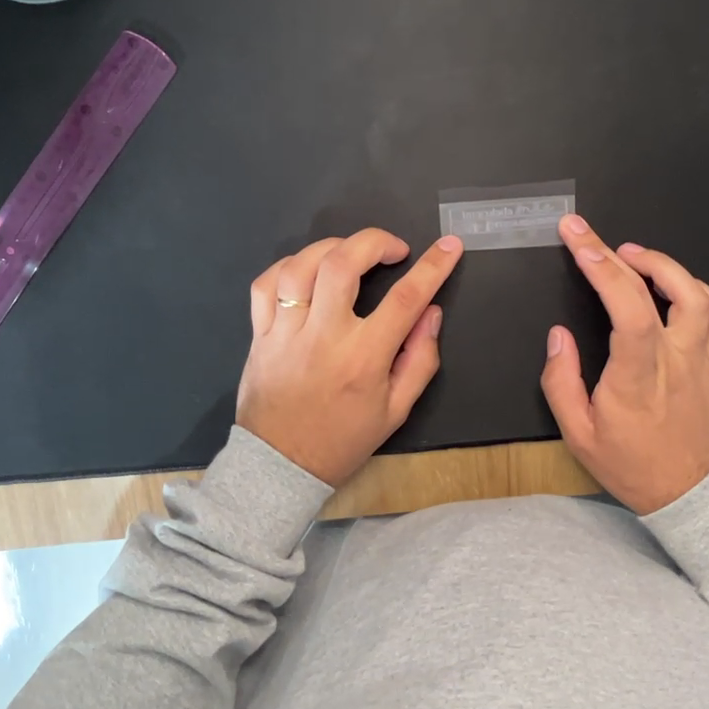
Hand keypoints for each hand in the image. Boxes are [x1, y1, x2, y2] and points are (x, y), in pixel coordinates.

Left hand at [237, 229, 464, 485]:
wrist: (280, 466)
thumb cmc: (343, 440)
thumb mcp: (396, 411)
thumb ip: (420, 359)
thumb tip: (432, 312)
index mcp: (363, 358)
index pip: (405, 298)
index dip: (433, 266)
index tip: (449, 246)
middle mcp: (323, 336)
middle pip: (343, 263)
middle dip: (374, 241)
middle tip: (393, 249)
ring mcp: (285, 332)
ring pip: (301, 266)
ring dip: (331, 247)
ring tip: (350, 254)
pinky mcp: (259, 334)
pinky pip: (265, 285)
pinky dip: (287, 266)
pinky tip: (307, 270)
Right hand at [540, 214, 708, 513]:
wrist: (690, 497)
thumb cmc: (631, 466)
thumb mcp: (578, 435)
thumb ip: (561, 382)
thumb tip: (558, 337)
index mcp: (638, 378)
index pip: (628, 309)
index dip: (603, 267)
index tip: (577, 240)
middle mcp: (675, 360)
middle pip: (657, 290)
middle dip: (613, 253)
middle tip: (584, 232)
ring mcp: (701, 359)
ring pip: (698, 296)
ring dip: (663, 264)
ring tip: (630, 253)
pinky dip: (697, 288)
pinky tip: (673, 283)